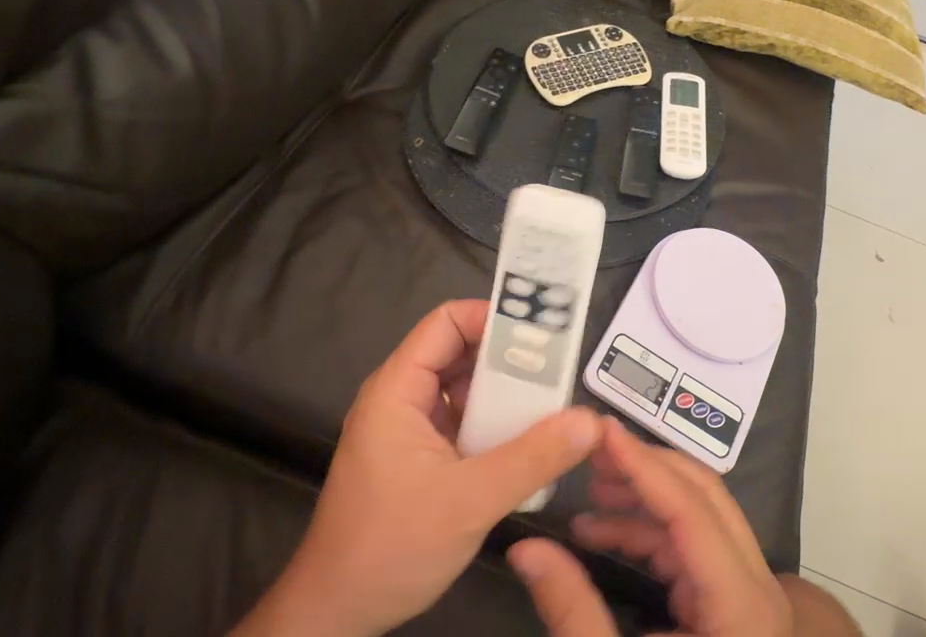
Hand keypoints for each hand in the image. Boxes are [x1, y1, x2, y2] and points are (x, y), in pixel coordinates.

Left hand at [234, 300, 603, 636]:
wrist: (336, 612)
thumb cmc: (391, 546)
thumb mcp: (471, 500)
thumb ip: (533, 457)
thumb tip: (589, 422)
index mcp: (398, 389)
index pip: (446, 323)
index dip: (493, 319)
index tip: (543, 336)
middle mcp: (400, 399)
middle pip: (459, 355)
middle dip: (509, 361)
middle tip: (560, 375)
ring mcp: (407, 430)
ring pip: (463, 392)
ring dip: (504, 398)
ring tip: (553, 409)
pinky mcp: (416, 459)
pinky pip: (460, 425)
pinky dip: (492, 428)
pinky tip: (528, 446)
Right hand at [507, 419, 792, 636]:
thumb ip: (572, 611)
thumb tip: (525, 547)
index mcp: (741, 606)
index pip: (690, 510)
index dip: (642, 465)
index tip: (598, 428)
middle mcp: (756, 588)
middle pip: (704, 498)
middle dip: (643, 470)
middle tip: (586, 453)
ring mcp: (748, 596)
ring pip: (699, 517)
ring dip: (642, 500)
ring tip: (585, 496)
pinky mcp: (733, 606)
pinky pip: (692, 548)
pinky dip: (647, 533)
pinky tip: (600, 533)